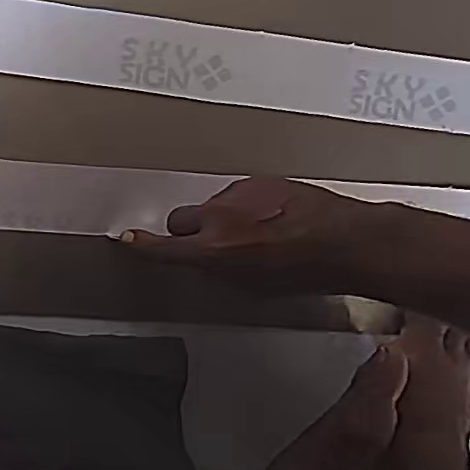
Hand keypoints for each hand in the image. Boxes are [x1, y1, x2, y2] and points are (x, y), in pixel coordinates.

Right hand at [118, 177, 396, 293]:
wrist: (343, 241)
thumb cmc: (305, 271)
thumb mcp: (253, 288)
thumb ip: (219, 271)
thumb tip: (210, 263)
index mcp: (215, 249)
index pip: (165, 247)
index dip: (142, 246)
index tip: (126, 240)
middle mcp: (220, 217)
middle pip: (181, 220)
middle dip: (189, 233)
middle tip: (212, 247)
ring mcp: (239, 194)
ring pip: (212, 206)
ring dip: (223, 219)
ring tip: (256, 236)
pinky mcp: (258, 181)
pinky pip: (238, 195)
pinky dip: (246, 207)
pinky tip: (271, 220)